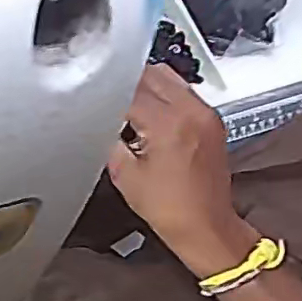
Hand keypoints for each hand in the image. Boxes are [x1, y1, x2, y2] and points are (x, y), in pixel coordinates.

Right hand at [108, 64, 259, 276]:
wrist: (206, 226)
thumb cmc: (170, 209)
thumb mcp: (124, 175)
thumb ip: (110, 140)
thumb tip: (98, 121)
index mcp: (169, 124)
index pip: (130, 90)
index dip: (105, 92)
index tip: (90, 96)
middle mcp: (192, 111)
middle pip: (152, 74)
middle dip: (125, 84)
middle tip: (104, 98)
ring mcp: (206, 114)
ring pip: (170, 79)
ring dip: (145, 86)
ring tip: (125, 106)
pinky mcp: (211, 121)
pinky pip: (183, 93)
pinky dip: (162, 96)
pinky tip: (147, 116)